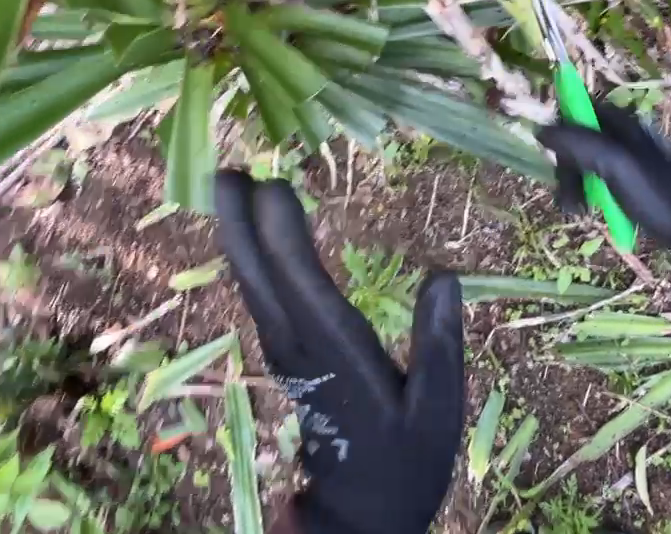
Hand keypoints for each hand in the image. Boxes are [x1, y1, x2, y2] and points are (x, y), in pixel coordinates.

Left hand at [216, 171, 464, 533]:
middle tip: (227, 171)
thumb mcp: (438, 411)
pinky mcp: (286, 349)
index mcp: (339, 355)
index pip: (302, 287)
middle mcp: (300, 346)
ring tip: (230, 186)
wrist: (361, 511)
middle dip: (241, 224)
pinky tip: (251, 231)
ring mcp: (286, 349)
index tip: (270, 185)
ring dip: (239, 234)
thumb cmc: (407, 458)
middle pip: (262, 279)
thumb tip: (443, 275)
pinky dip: (252, 255)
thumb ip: (440, 345)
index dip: (282, 236)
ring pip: (254, 284)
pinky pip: (261, 291)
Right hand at [538, 102, 670, 299]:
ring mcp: (628, 163)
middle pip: (579, 140)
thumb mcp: (618, 166)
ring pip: (586, 164)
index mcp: (624, 125)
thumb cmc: (661, 196)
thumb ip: (581, 144)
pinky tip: (591, 212)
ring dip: (574, 186)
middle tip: (567, 199)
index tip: (551, 154)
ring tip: (576, 212)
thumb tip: (541, 129)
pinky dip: (589, 195)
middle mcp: (625, 138)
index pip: (582, 109)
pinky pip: (598, 182)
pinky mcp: (630, 185)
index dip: (563, 127)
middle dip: (567, 167)